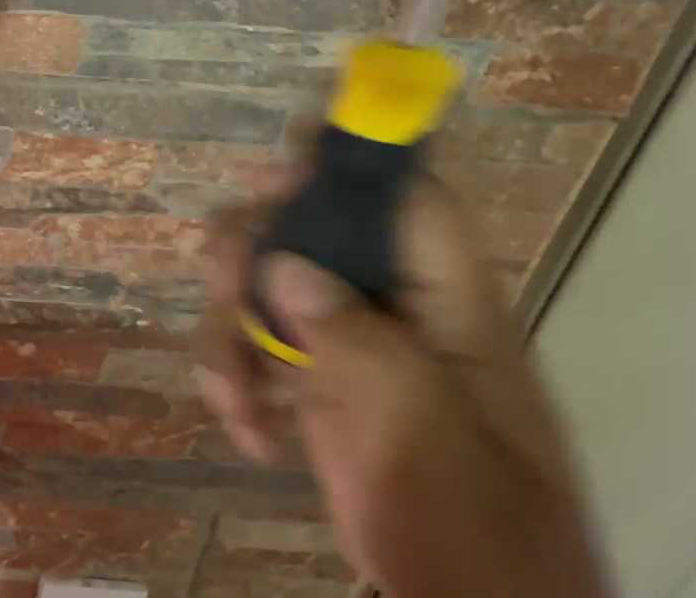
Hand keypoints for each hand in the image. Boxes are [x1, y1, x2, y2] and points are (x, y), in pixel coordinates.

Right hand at [196, 171, 609, 597]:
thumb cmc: (470, 529)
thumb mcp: (422, 435)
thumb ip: (362, 343)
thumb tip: (284, 265)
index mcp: (450, 308)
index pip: (406, 201)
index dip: (341, 167)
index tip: (268, 174)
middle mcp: (394, 308)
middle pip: (303, 228)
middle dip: (246, 254)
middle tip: (225, 295)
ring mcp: (350, 342)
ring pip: (258, 284)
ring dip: (227, 332)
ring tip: (235, 400)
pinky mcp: (315, 377)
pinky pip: (249, 342)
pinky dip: (232, 378)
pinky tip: (247, 429)